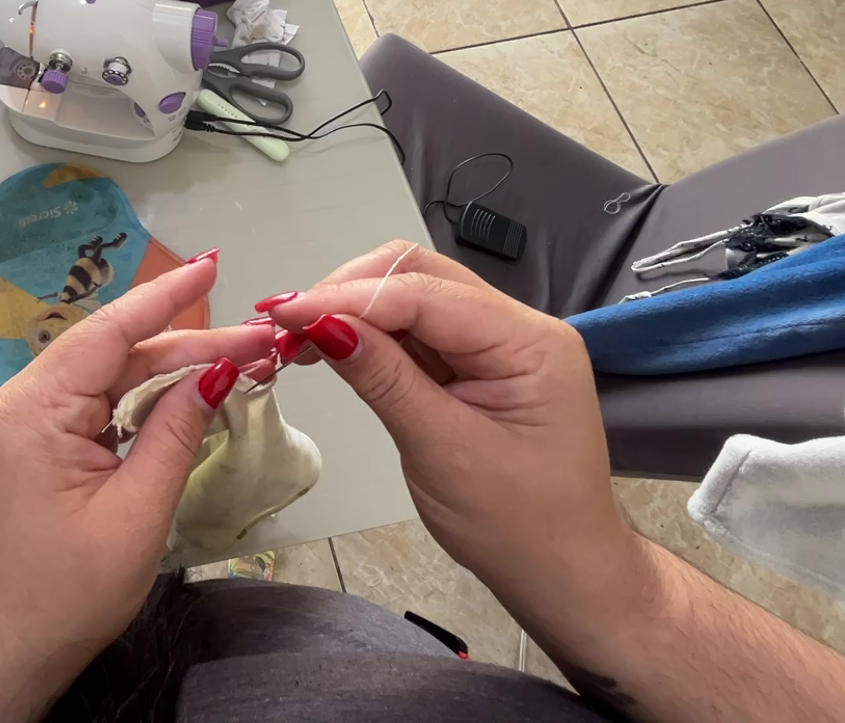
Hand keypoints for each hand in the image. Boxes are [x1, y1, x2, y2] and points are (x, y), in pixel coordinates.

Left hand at [0, 256, 274, 719]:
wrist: (3, 648)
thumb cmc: (63, 595)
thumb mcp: (135, 515)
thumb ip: (176, 434)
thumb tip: (215, 375)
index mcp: (35, 411)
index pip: (108, 333)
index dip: (165, 296)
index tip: (211, 264)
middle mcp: (24, 402)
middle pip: (117, 353)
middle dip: (188, 344)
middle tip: (255, 339)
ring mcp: (29, 420)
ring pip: (112, 376)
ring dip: (172, 370)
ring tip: (237, 360)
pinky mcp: (40, 439)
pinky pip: (100, 402)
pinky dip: (145, 398)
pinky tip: (188, 393)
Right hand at [262, 242, 638, 608]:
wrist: (560, 572)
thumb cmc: (515, 524)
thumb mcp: (442, 451)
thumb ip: (383, 378)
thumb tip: (321, 324)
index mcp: (528, 341)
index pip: (423, 294)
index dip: (347, 297)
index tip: (284, 314)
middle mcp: (513, 323)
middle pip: (416, 272)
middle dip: (347, 290)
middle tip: (289, 323)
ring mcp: (491, 338)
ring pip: (406, 292)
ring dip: (349, 307)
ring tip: (298, 336)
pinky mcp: (468, 357)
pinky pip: (408, 325)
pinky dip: (363, 330)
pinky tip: (329, 345)